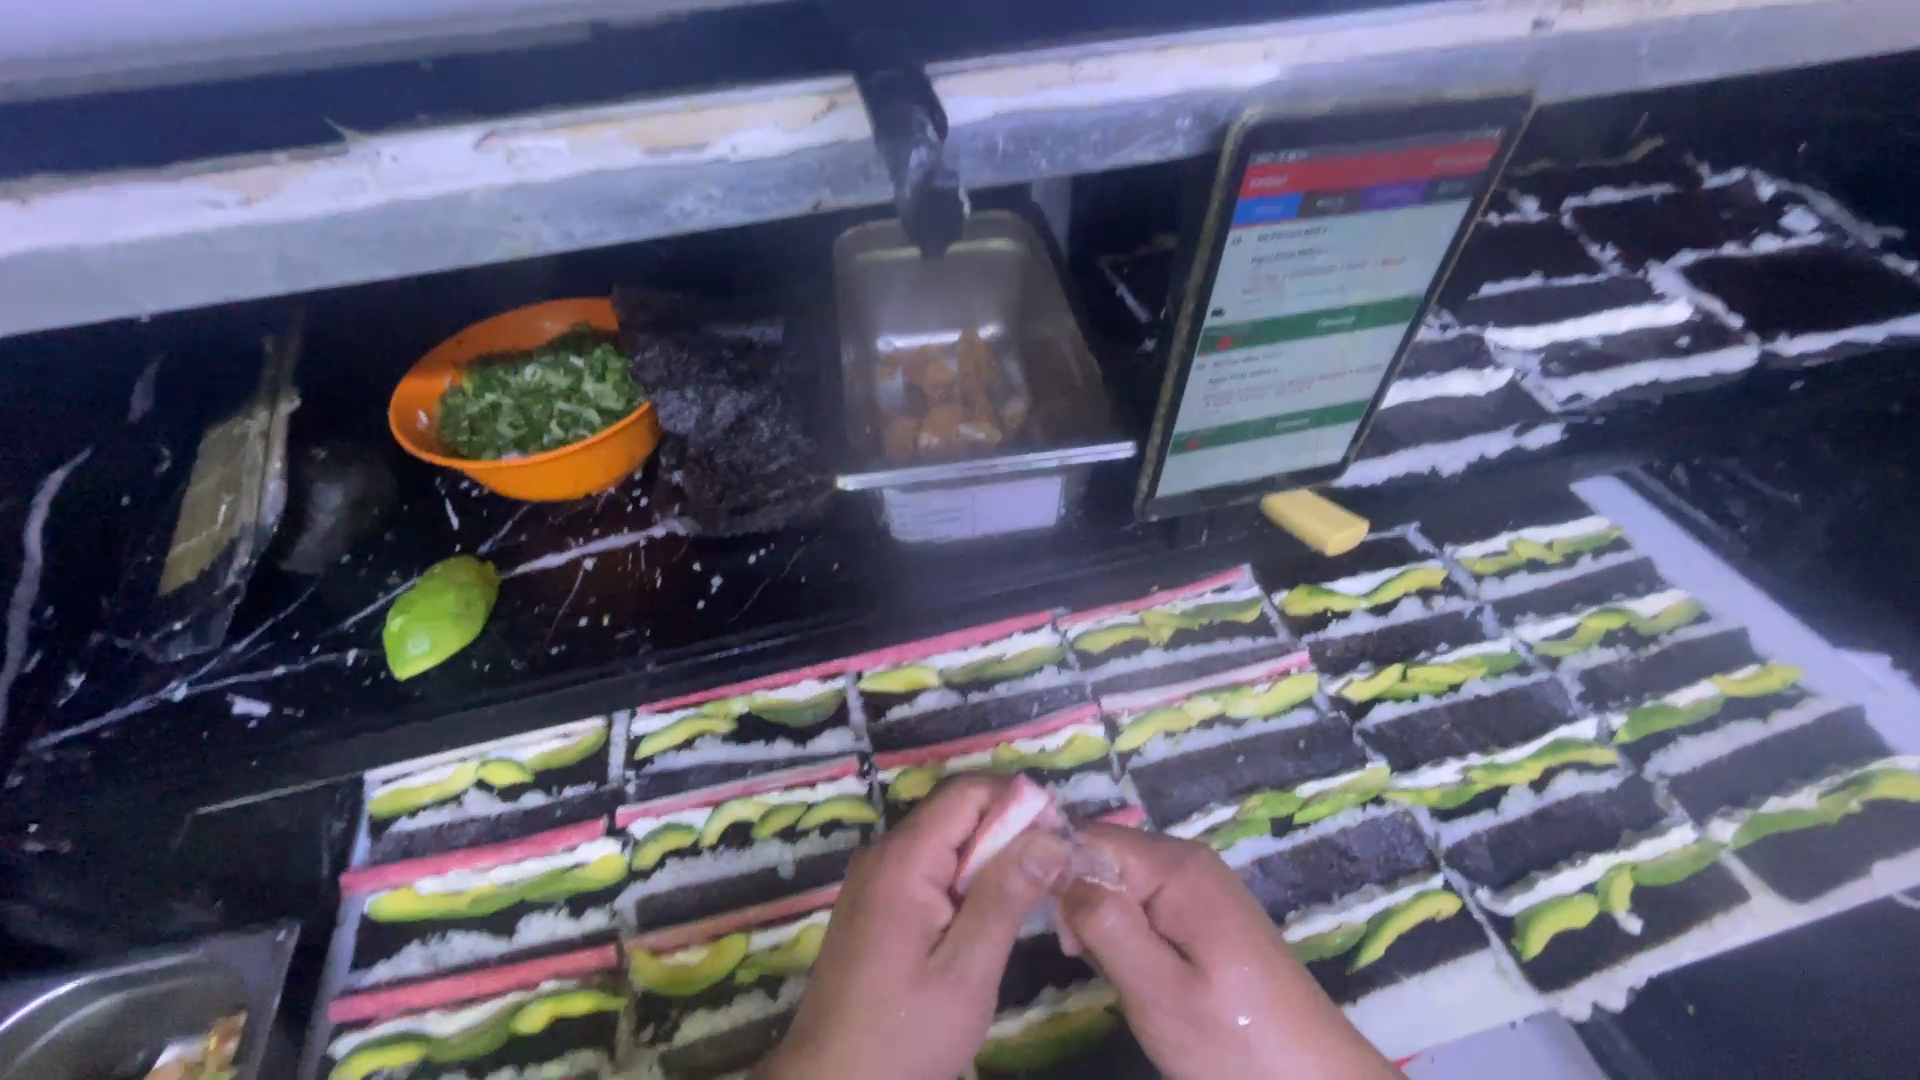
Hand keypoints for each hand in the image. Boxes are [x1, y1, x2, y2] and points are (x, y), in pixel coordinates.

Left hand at [756, 775, 1071, 1079]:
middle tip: (1054, 865)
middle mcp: (883, 852)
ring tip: (1031, 888)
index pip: (966, 792)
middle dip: (1008, 827)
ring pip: (943, 838)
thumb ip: (1006, 895)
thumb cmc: (903, 1035)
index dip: (1017, 800)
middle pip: (954, 811)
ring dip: (989, 853)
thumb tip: (1050, 834)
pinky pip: (927, 865)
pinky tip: (988, 910)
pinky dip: (963, 875)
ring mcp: (874, 876)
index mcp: (903, 859)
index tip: (1059, 833)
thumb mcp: (967, 971)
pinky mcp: (875, 900)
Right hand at [1055, 825, 1397, 1079]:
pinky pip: (1144, 900)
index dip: (1056, 871)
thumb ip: (1104, 923)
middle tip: (1083, 960)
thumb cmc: (1236, 1045)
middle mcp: (1187, 858)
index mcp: (1175, 865)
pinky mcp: (1204, 910)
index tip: (1047, 927)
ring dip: (1101, 920)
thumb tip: (1054, 862)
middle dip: (1080, 900)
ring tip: (1109, 972)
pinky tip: (1134, 970)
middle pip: (1103, 855)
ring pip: (1120, 880)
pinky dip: (1127, 930)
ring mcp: (1199, 883)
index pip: (1088, 836)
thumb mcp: (1159, 991)